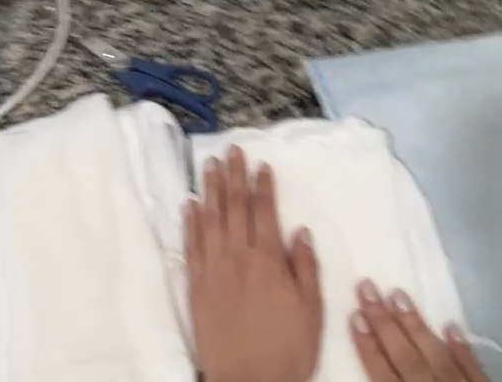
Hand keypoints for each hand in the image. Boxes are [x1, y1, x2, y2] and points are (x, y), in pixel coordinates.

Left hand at [186, 146, 323, 381]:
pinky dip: (190, 221)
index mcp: (268, 260)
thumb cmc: (287, 351)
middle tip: (232, 149)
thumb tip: (300, 230)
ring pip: (211, 217)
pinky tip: (190, 203)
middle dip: (235, 175)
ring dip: (210, 188)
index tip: (261, 164)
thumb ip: (305, 268)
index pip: (265, 212)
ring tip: (209, 163)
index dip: (263, 186)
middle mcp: (238, 255)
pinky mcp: (195, 283)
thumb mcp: (311, 313)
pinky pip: (191, 244)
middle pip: (235, 206)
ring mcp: (213, 267)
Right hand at [349, 280, 489, 381]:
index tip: (353, 313)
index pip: (382, 373)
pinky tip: (452, 325)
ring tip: (398, 293)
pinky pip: (475, 369)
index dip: (366, 344)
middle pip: (405, 356)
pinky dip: (463, 349)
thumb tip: (358, 367)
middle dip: (384, 321)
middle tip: (366, 284)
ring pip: (436, 355)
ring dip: (417, 325)